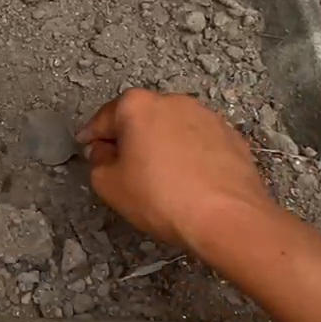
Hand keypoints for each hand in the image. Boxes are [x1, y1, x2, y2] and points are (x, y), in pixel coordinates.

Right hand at [77, 88, 277, 250]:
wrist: (231, 220)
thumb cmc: (161, 197)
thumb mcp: (107, 184)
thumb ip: (96, 160)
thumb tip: (105, 151)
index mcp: (136, 105)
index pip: (103, 119)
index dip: (92, 137)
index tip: (88, 149)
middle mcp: (171, 101)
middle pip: (139, 119)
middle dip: (129, 138)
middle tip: (125, 167)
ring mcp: (207, 116)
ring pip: (171, 128)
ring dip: (161, 145)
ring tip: (161, 177)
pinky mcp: (233, 137)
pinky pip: (199, 142)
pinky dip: (190, 155)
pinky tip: (189, 181)